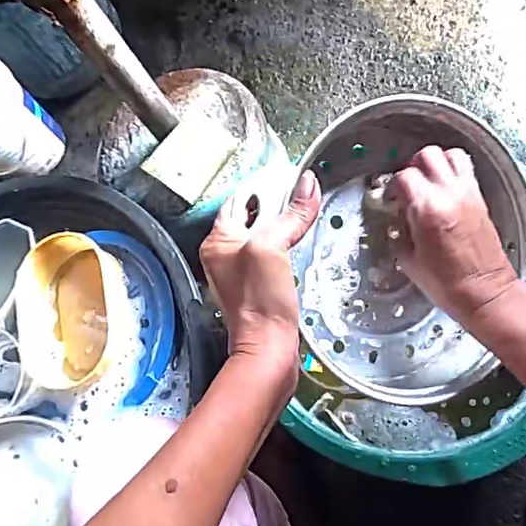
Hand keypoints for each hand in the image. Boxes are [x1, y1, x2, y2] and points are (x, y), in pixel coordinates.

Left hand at [200, 170, 322, 374]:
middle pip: (252, 217)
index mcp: (218, 241)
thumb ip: (289, 215)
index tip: (288, 176)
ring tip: (305, 214)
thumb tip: (307, 184)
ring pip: (264, 237)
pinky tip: (301, 245)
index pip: (239, 200)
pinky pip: (272, 256)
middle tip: (301, 192)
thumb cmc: (260, 301)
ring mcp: (241, 272)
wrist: (268, 349)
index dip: (263, 186)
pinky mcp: (258, 287)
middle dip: (275, 205)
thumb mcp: (272, 248)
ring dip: (283, 226)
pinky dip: (286, 246)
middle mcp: (224, 255)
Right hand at [389, 146, 523, 323]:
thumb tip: (398, 217)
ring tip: (428, 182)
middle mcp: (450, 195)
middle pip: (427, 155)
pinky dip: (453, 172)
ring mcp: (468, 194)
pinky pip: (466, 170)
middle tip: (407, 186)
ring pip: (450, 155)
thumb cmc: (448, 284)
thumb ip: (401, 230)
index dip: (392, 186)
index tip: (390, 199)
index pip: (403, 177)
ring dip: (436, 164)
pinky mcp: (480, 199)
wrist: (484, 293)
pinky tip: (444, 191)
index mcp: (427, 209)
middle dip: (413, 167)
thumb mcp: (409, 259)